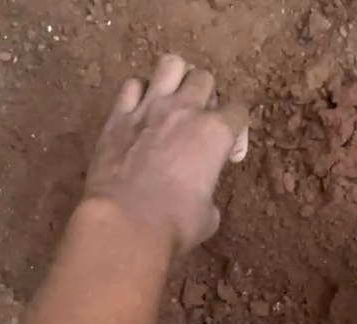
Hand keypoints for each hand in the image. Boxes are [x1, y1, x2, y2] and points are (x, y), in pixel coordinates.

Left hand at [83, 55, 249, 255]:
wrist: (125, 224)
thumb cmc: (173, 225)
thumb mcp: (207, 217)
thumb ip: (208, 193)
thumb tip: (200, 196)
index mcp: (215, 134)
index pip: (238, 113)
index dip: (238, 134)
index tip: (230, 156)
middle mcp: (185, 110)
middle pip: (204, 79)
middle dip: (207, 99)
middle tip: (199, 124)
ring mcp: (149, 107)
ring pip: (171, 65)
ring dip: (176, 80)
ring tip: (173, 102)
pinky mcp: (118, 116)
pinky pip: (132, 85)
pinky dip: (139, 93)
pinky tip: (140, 112)